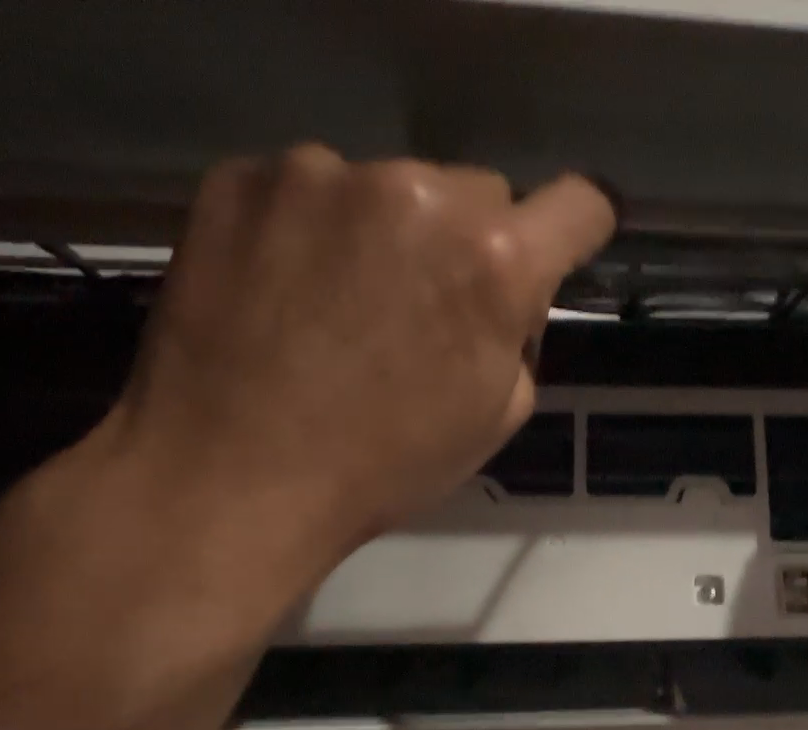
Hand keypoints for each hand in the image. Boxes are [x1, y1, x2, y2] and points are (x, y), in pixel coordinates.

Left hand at [114, 146, 616, 555]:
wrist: (227, 477)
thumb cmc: (382, 465)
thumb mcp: (496, 415)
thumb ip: (518, 333)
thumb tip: (504, 298)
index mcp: (496, 262)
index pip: (580, 204)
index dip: (579, 229)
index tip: (558, 250)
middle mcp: (420, 195)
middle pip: (481, 192)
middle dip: (472, 240)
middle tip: (427, 305)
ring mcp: (323, 175)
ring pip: (394, 187)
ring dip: (390, 231)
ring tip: (344, 302)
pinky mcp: (246, 176)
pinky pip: (313, 188)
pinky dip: (315, 226)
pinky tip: (287, 286)